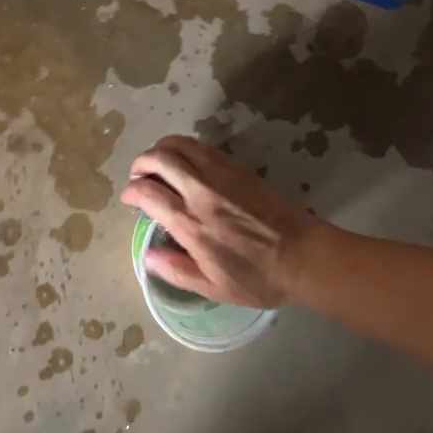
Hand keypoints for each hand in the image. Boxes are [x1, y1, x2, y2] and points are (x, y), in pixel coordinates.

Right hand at [119, 135, 327, 308]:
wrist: (303, 255)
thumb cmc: (257, 277)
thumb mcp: (213, 287)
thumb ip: (176, 270)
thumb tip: (147, 256)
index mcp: (191, 223)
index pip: (149, 194)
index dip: (132, 192)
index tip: (129, 198)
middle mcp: (201, 191)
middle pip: (160, 159)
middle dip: (141, 163)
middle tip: (138, 175)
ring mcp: (220, 174)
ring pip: (180, 145)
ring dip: (161, 149)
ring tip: (158, 162)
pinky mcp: (237, 167)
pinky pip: (202, 147)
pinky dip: (184, 147)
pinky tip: (185, 161)